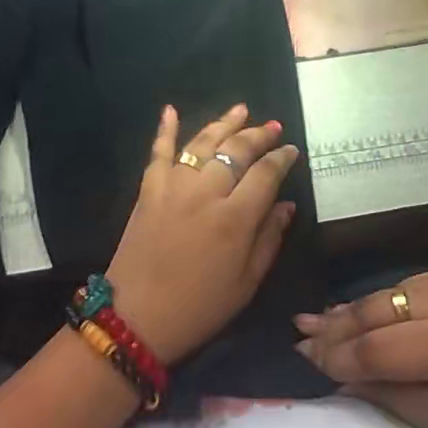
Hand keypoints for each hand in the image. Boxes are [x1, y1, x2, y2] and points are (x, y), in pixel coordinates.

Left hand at [104, 104, 301, 364]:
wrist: (136, 318)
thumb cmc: (201, 307)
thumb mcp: (247, 282)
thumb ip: (269, 238)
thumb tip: (286, 204)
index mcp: (235, 218)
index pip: (265, 173)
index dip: (281, 158)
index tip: (291, 150)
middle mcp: (206, 193)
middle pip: (236, 151)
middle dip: (258, 135)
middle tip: (272, 127)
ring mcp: (173, 187)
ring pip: (202, 144)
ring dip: (223, 123)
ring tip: (241, 109)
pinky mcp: (148, 190)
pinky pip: (158, 152)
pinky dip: (165, 129)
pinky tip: (171, 109)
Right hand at [294, 267, 427, 427]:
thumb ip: (388, 393)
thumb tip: (335, 372)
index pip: (375, 348)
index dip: (335, 358)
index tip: (301, 361)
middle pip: (373, 313)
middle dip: (335, 331)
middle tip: (297, 339)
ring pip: (381, 297)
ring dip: (349, 315)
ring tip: (309, 324)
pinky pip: (398, 292)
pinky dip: (374, 307)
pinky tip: (347, 312)